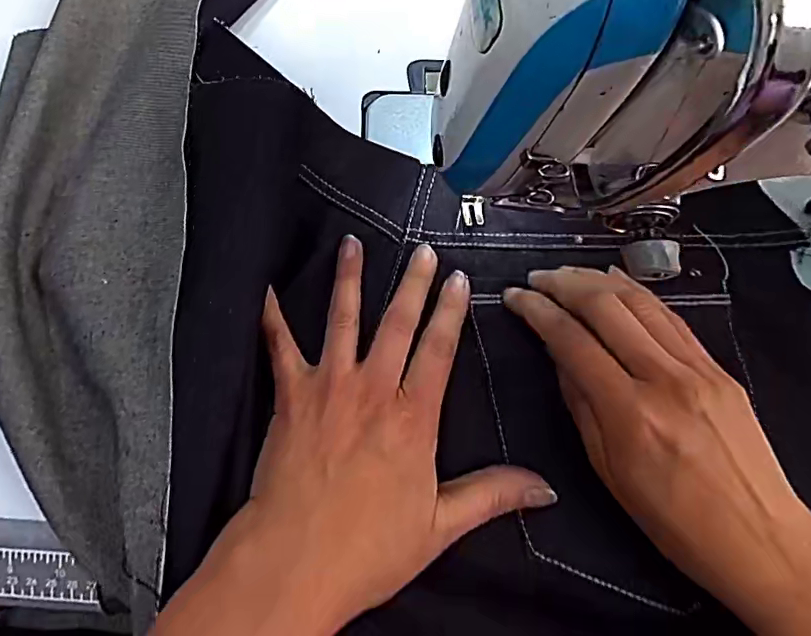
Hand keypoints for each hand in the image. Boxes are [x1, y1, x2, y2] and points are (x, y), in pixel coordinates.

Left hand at [154, 239, 554, 635]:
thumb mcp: (440, 526)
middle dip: (413, 282)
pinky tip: (267, 290)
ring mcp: (331, 387)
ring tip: (353, 244)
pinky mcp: (292, 396)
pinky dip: (272, 318)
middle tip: (422, 251)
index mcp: (412, 417)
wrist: (292, 566)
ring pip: (343, 319)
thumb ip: (491, 496)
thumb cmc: (365, 551)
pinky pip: (280, 348)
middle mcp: (373, 391)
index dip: (450, 309)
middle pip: (398, 322)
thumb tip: (542, 488)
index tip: (457, 277)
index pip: (438, 348)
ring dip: (350, 279)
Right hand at [504, 267, 810, 635]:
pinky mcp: (718, 366)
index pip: (572, 340)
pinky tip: (617, 282)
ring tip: (568, 272)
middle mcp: (665, 379)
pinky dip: (637, 292)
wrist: (763, 540)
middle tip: (538, 278)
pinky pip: (670, 315)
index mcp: (631, 414)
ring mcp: (697, 367)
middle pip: (605, 306)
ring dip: (597, 278)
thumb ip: (580, 406)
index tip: (517, 297)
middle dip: (563, 283)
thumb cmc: (678, 524)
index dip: (538, 312)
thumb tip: (560, 356)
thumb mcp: (610, 474)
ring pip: (639, 300)